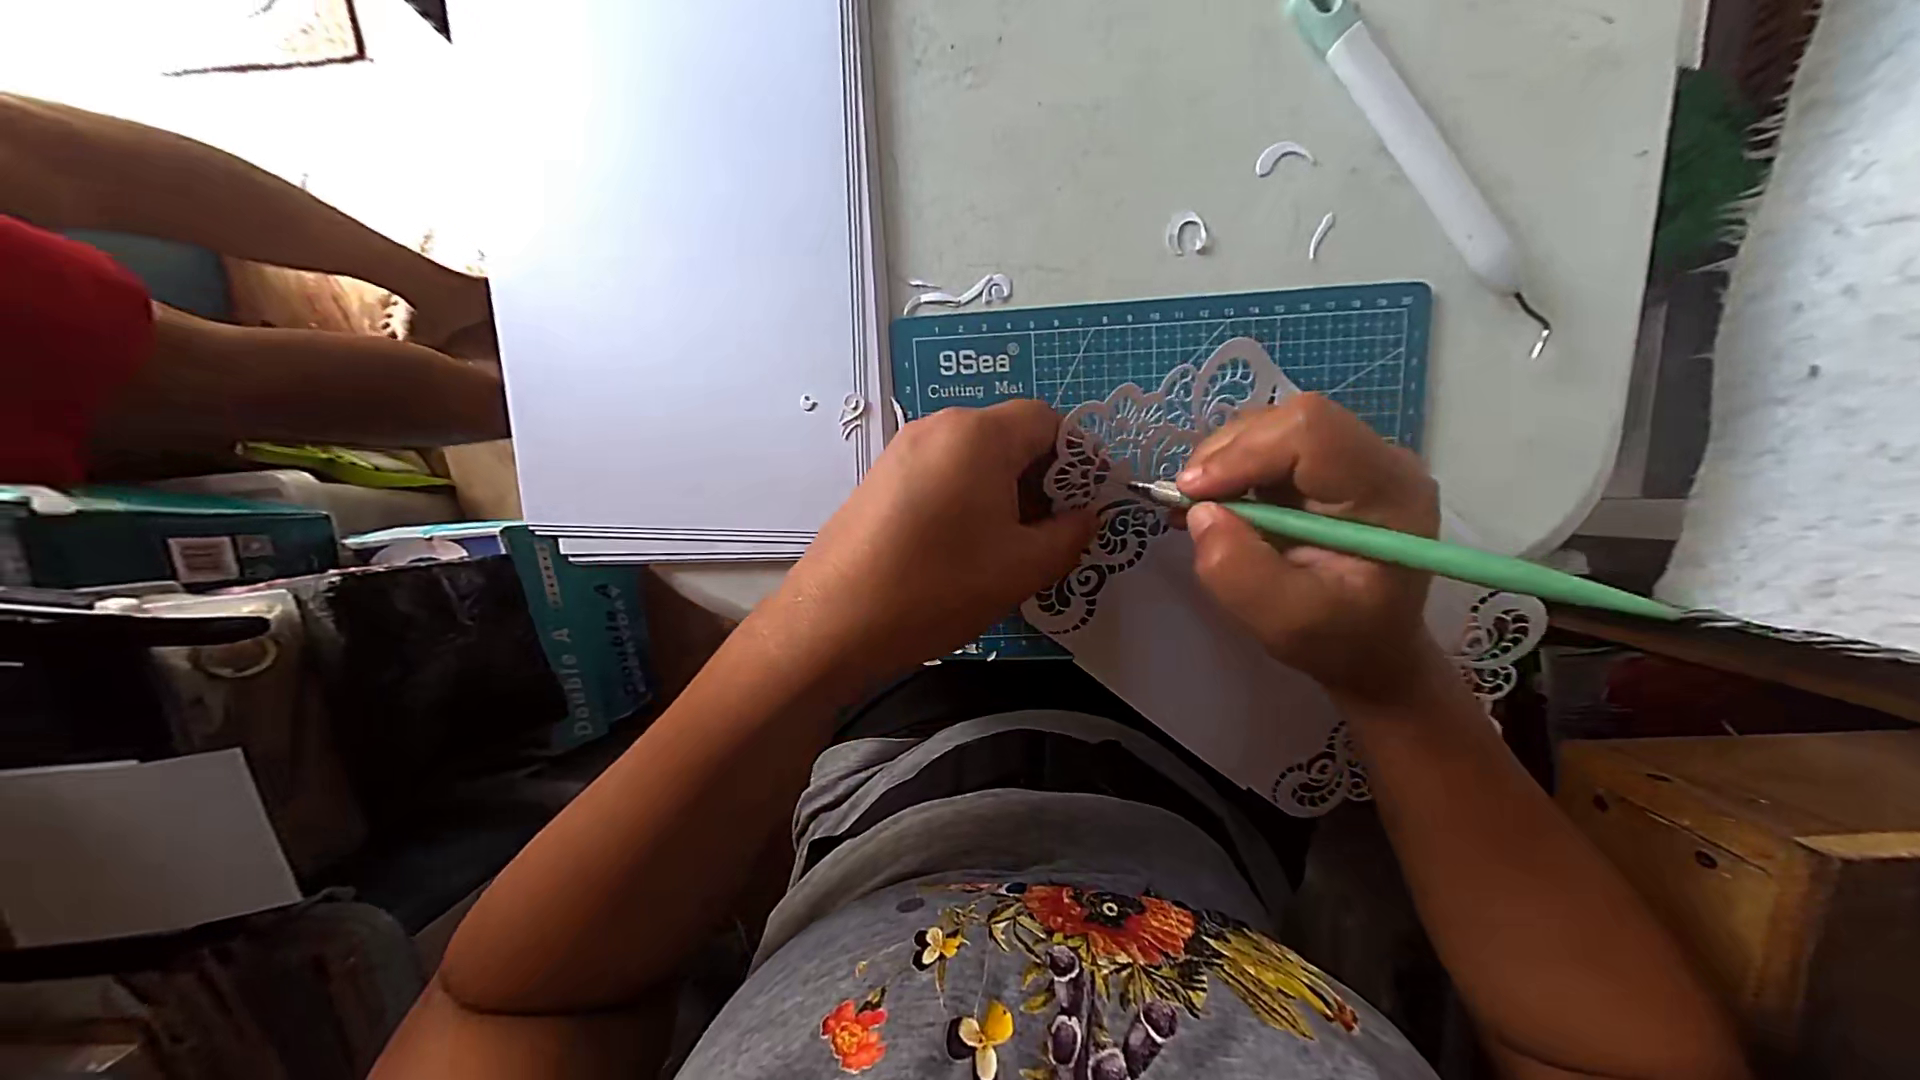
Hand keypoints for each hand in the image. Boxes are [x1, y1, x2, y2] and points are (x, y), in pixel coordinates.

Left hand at [751, 400, 1095, 687]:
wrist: (834, 621)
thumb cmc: (937, 588)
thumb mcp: (1022, 567)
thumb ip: (1070, 534)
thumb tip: (1085, 516)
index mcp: (978, 435)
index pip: (1048, 419)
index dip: (1078, 456)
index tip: (1088, 500)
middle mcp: (938, 427)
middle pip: (1009, 435)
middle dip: (1042, 477)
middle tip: (1054, 530)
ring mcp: (902, 450)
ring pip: (975, 457)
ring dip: (1006, 490)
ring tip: (1012, 544)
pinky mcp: (881, 478)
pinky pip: (942, 473)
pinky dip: (969, 497)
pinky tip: (966, 546)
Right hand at [1177, 394, 1441, 699]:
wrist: (1366, 648)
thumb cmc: (1337, 640)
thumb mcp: (1285, 622)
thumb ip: (1240, 572)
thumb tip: (1200, 513)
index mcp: (1386, 493)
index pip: (1312, 433)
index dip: (1243, 453)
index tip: (1194, 495)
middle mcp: (1375, 460)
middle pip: (1287, 421)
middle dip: (1224, 456)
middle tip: (1187, 504)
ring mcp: (1349, 459)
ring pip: (1269, 427)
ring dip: (1220, 462)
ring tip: (1197, 508)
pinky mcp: (1322, 467)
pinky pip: (1264, 444)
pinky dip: (1226, 469)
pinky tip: (1213, 503)